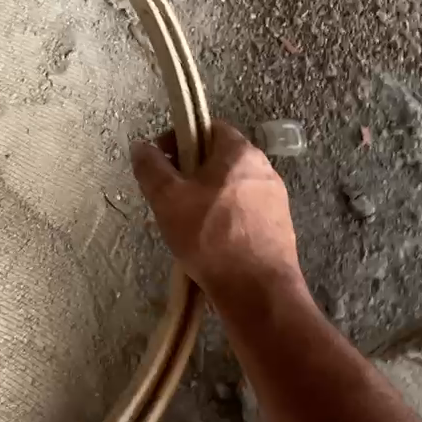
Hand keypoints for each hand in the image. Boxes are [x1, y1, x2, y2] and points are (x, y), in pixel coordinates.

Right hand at [131, 121, 303, 304]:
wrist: (259, 294)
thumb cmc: (210, 236)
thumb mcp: (167, 197)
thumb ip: (150, 166)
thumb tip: (141, 146)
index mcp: (240, 152)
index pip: (207, 127)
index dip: (179, 137)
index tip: (161, 161)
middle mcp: (264, 169)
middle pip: (219, 157)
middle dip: (190, 170)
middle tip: (169, 193)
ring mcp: (276, 200)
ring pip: (231, 186)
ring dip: (206, 195)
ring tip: (186, 221)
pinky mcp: (280, 229)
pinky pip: (244, 210)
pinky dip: (224, 216)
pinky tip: (209, 240)